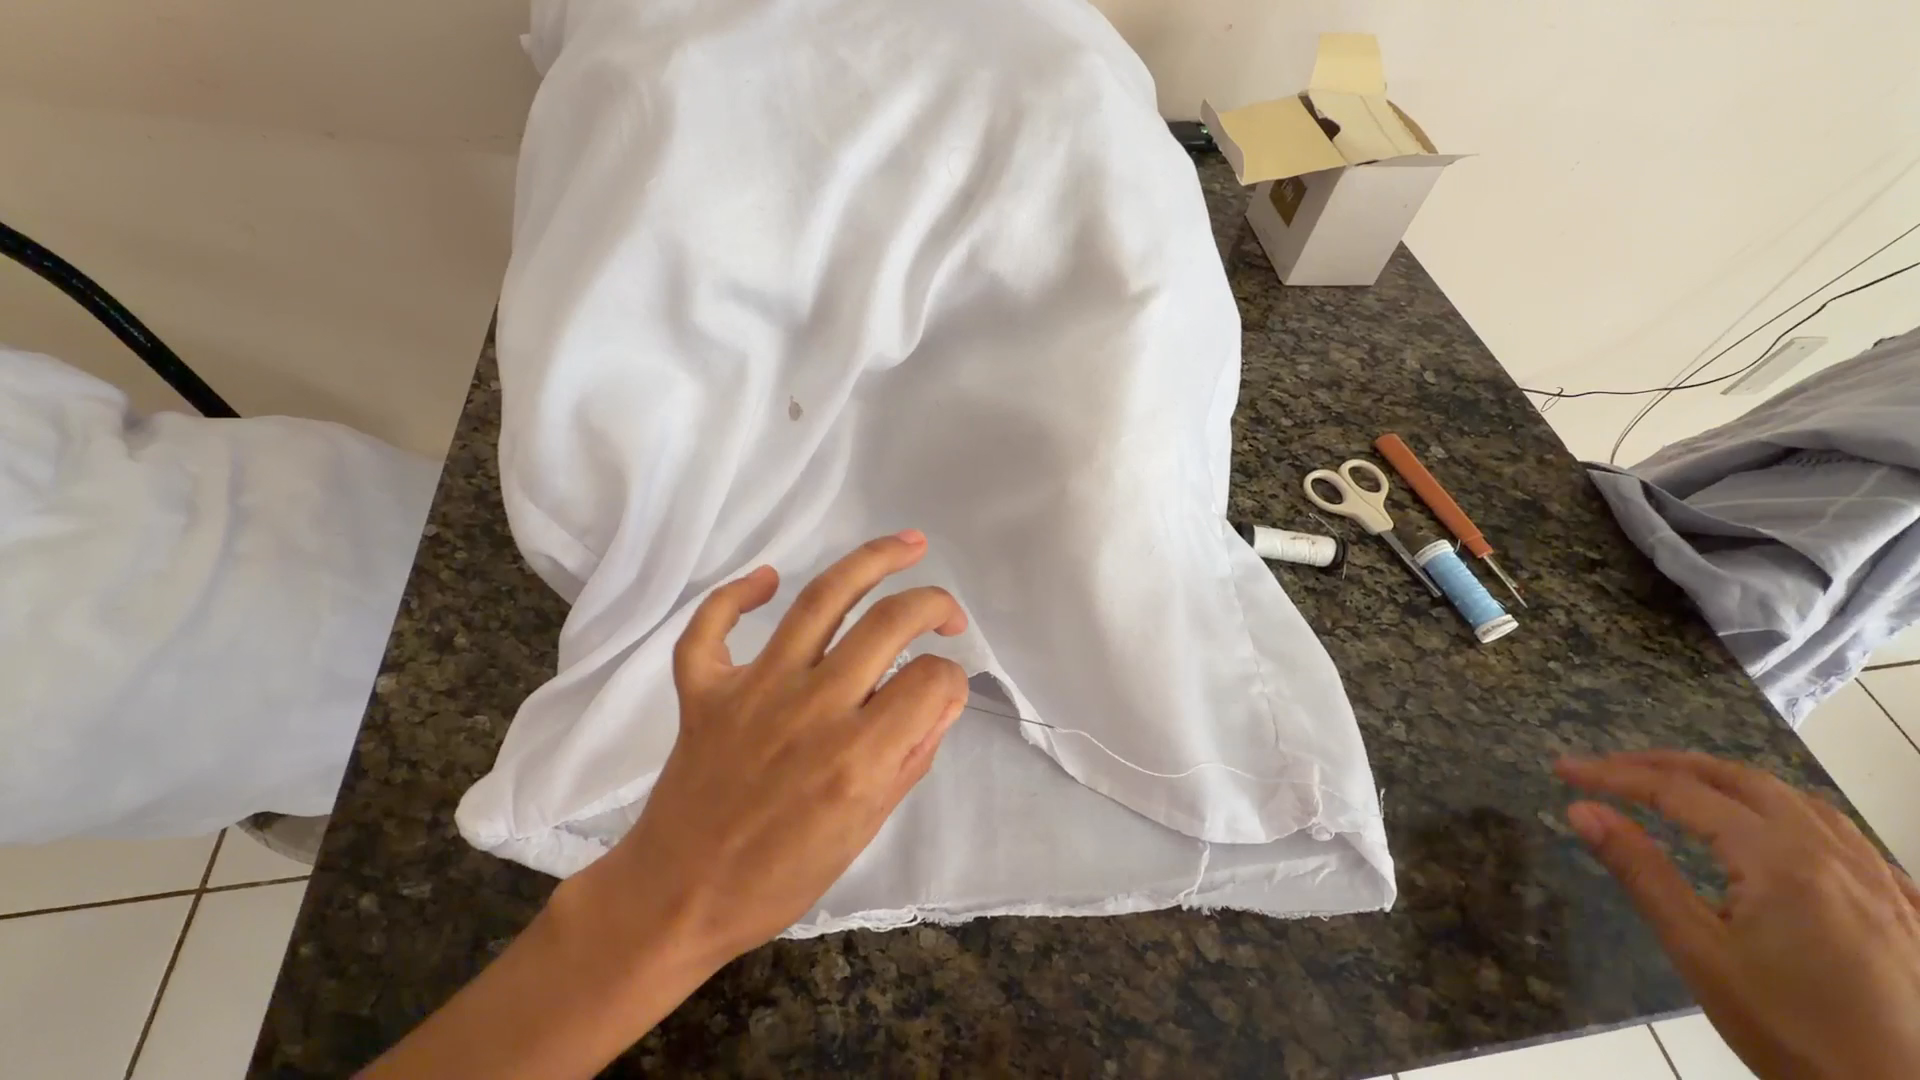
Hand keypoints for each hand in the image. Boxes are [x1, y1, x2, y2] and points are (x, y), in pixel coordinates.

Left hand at [561, 529, 969, 968]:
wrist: (679, 897)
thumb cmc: (781, 878)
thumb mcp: (866, 831)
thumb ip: (910, 757)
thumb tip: (942, 697)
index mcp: (858, 756)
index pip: (932, 680)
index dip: (953, 678)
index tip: (945, 690)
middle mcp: (812, 709)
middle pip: (888, 622)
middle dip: (933, 604)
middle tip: (946, 614)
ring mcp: (753, 690)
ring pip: (820, 600)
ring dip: (870, 560)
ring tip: (907, 544)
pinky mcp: (704, 689)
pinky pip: (713, 625)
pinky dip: (738, 594)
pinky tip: (768, 578)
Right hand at [1558, 751, 1919, 1079]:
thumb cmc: (1789, 1028)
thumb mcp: (1699, 952)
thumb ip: (1641, 872)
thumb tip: (1581, 810)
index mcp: (1779, 858)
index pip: (1679, 793)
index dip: (1615, 775)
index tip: (1563, 769)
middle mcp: (1832, 852)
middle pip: (1739, 779)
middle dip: (1667, 764)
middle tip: (1610, 768)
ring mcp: (1878, 877)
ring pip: (1794, 798)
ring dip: (1726, 780)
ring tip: (1680, 787)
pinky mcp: (1903, 904)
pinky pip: (1841, 831)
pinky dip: (1784, 809)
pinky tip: (1772, 829)